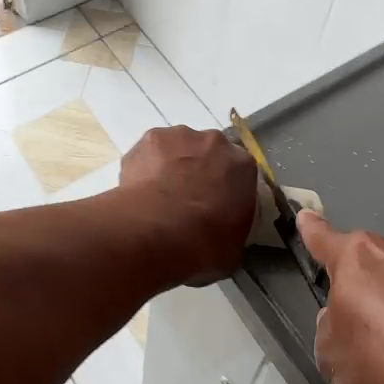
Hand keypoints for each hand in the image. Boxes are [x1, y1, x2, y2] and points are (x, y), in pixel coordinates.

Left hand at [118, 126, 255, 283]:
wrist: (158, 230)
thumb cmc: (204, 243)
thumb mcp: (233, 247)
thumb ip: (233, 229)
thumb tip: (224, 234)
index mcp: (243, 166)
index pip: (238, 172)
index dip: (225, 189)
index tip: (215, 206)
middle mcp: (215, 142)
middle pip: (208, 153)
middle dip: (199, 171)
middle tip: (186, 200)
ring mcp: (180, 136)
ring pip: (178, 148)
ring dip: (172, 165)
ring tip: (159, 197)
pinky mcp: (150, 138)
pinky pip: (150, 152)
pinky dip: (146, 166)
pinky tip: (140, 190)